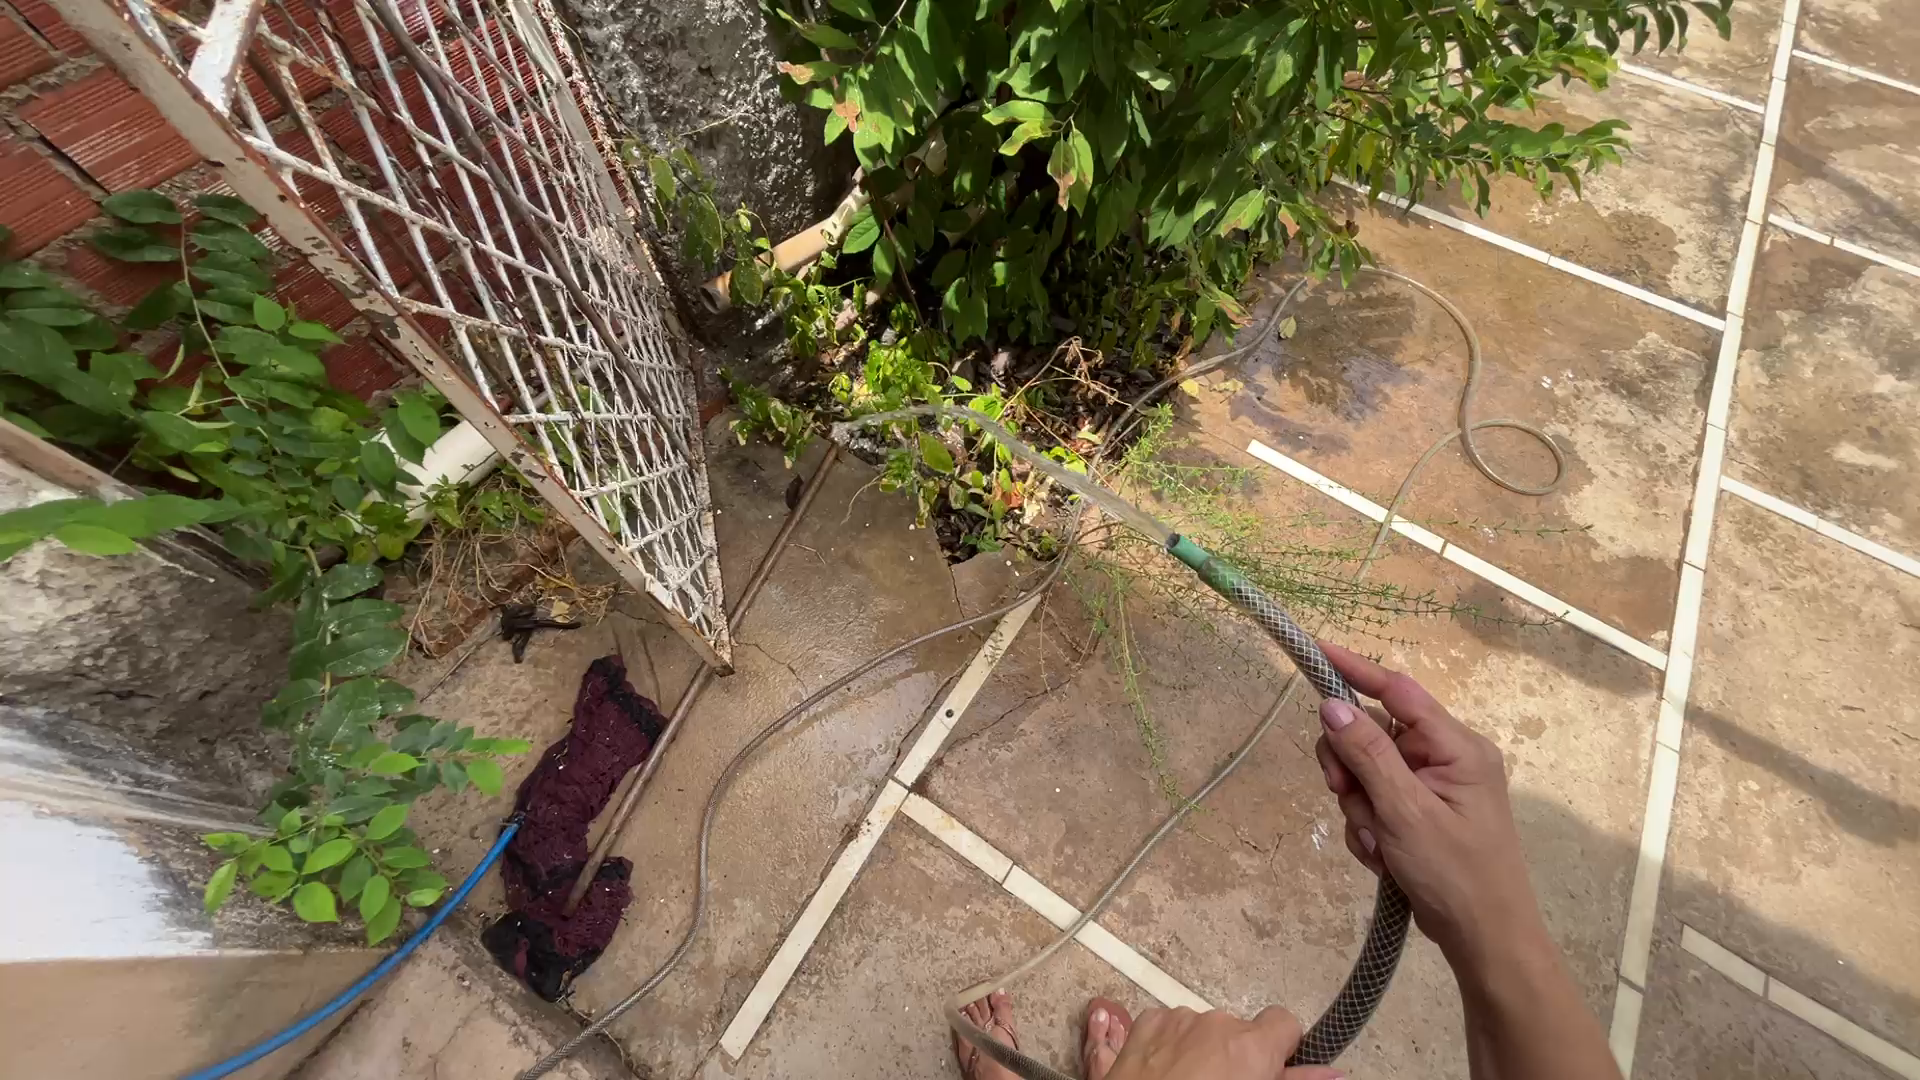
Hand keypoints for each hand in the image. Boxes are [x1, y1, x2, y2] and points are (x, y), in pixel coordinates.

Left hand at [1103, 1005, 1342, 1079]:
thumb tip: (1336, 1075)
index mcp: (1250, 1047)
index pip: (1284, 1021)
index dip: (1283, 1047)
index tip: (1275, 1073)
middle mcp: (1214, 1021)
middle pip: (1240, 1032)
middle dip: (1238, 1060)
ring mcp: (1175, 1017)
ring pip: (1204, 1031)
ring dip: (1204, 1055)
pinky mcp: (1145, 1022)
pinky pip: (1171, 1029)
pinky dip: (1173, 1049)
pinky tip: (1163, 1078)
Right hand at [1312, 641, 1543, 973]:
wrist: (1486, 944)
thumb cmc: (1456, 874)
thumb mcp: (1405, 812)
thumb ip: (1367, 754)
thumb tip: (1331, 704)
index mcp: (1455, 747)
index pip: (1396, 690)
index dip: (1354, 668)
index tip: (1314, 650)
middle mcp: (1442, 756)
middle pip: (1368, 731)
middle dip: (1349, 767)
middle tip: (1343, 794)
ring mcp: (1428, 783)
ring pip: (1362, 768)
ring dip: (1357, 805)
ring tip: (1375, 841)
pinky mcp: (1415, 809)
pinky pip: (1369, 797)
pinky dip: (1365, 824)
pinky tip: (1382, 854)